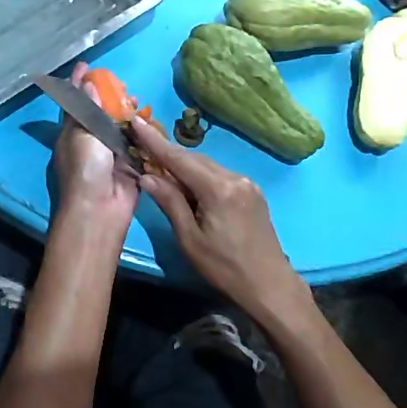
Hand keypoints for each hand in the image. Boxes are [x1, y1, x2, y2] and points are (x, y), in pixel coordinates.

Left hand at [50, 61, 139, 237]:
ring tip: (137, 100)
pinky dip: (143, 133)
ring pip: (121, 127)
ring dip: (128, 113)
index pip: (74, 102)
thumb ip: (88, 110)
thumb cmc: (85, 170)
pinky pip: (138, 145)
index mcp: (72, 134)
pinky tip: (150, 120)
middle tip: (122, 85)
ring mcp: (111, 154)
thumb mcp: (83, 135)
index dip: (78, 83)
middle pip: (101, 113)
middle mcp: (90, 142)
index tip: (86, 64)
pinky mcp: (130, 166)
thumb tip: (88, 84)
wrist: (99, 211)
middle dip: (110, 97)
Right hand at [131, 122, 309, 321]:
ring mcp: (247, 184)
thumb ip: (170, 202)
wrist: (270, 286)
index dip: (155, 141)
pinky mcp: (252, 193)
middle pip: (194, 159)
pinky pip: (219, 175)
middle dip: (167, 152)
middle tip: (141, 144)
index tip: (135, 121)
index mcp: (218, 189)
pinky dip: (199, 175)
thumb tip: (147, 176)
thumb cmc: (225, 268)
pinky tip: (186, 184)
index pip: (179, 159)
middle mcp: (235, 178)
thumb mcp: (190, 238)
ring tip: (159, 168)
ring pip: (207, 166)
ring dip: (183, 165)